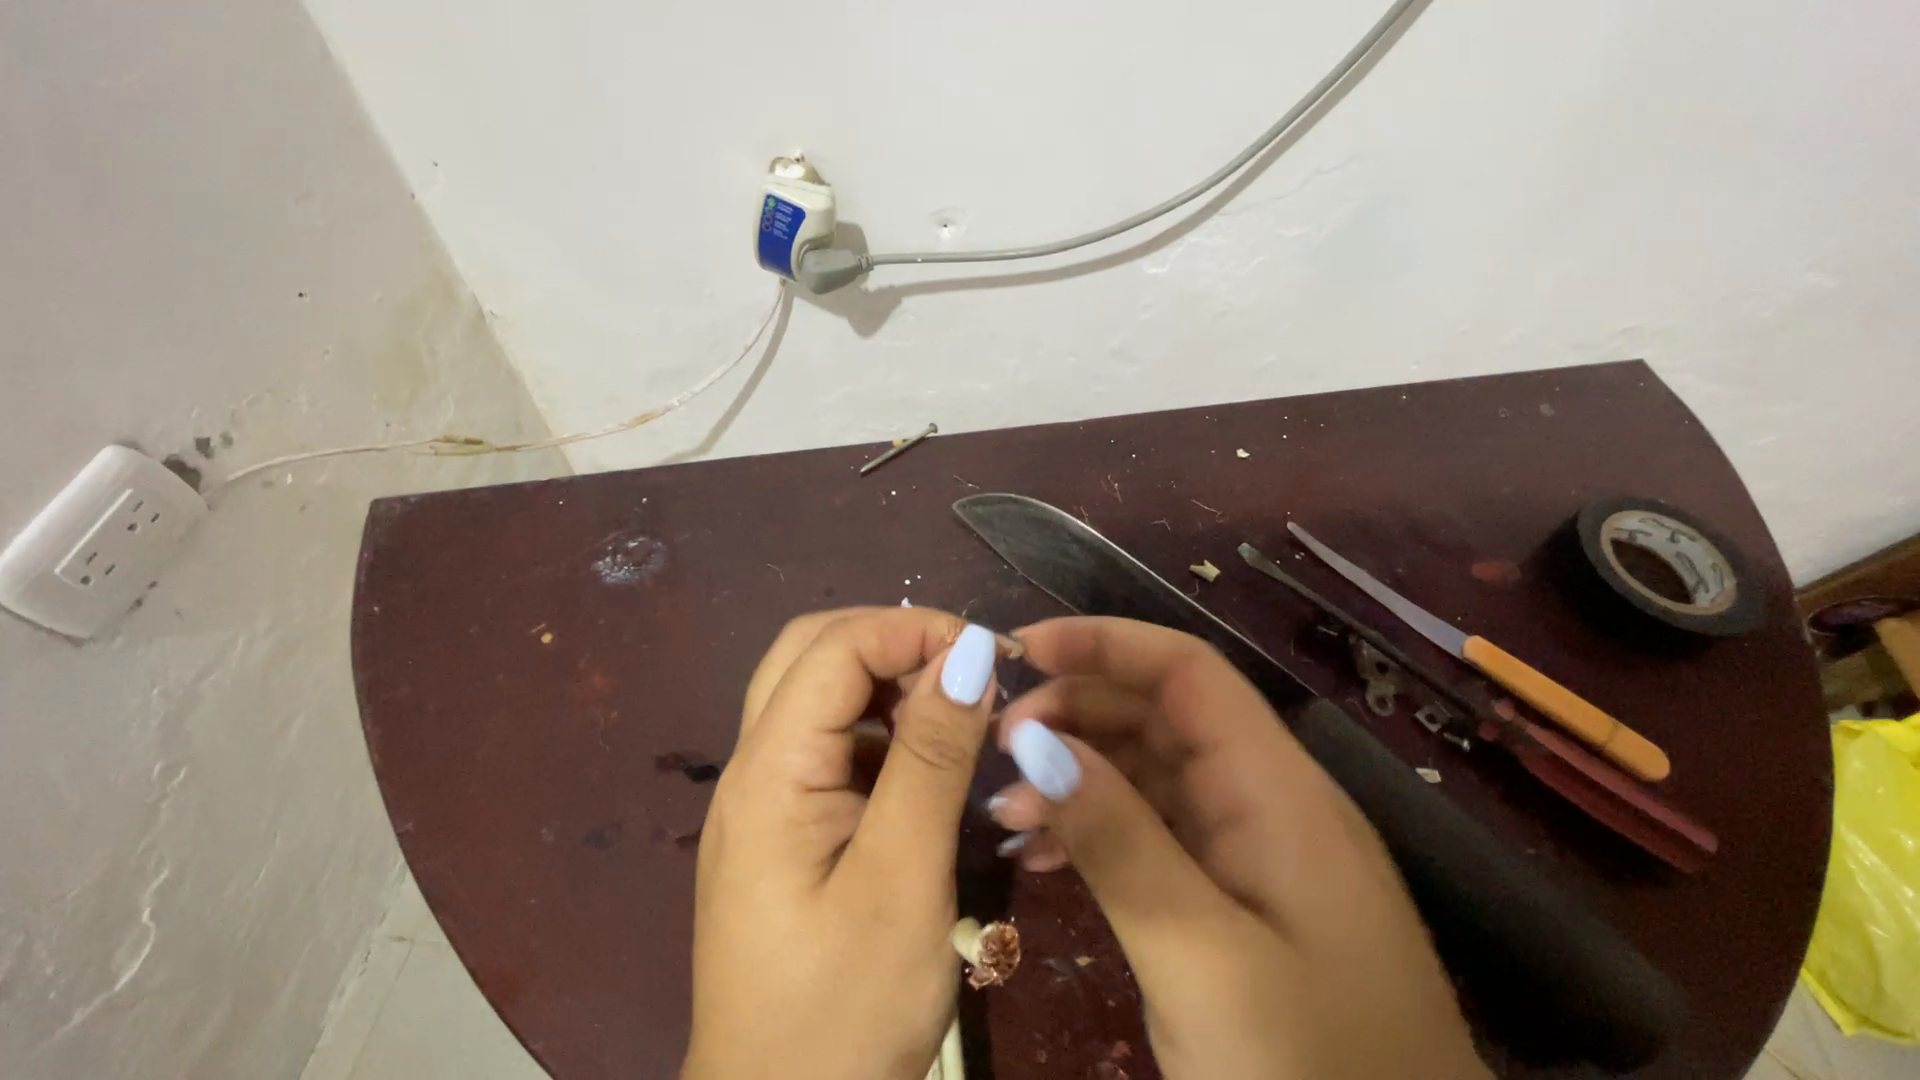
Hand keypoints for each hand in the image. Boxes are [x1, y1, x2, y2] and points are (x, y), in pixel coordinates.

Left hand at [684, 608, 1004, 1079]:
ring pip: (820, 697)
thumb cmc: (845, 1007)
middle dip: (895, 641)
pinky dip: (882, 732)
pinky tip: (928, 764)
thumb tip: (967, 650)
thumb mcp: (903, 877)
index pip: (835, 647)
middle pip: (813, 655)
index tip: (993, 654)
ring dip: (889, 684)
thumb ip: (932, 757)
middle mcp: (755, 769)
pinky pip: (831, 749)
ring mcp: (766, 801)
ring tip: (960, 712)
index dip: (914, 628)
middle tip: (971, 671)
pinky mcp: (786, 831)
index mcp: (769, 771)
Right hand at [988, 617, 1488, 1079]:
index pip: (1188, 672)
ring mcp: (1257, 855)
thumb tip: (1036, 742)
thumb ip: (1118, 842)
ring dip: (1077, 777)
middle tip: (994, 753)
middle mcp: (1270, 804)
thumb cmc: (1310, 1075)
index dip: (1104, 643)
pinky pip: (1158, 835)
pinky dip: (1097, 832)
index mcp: (1279, 792)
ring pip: (1153, 776)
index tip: (1017, 653)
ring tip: (1005, 816)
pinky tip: (1044, 860)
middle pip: (1163, 716)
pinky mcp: (1241, 900)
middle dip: (1075, 714)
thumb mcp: (1200, 959)